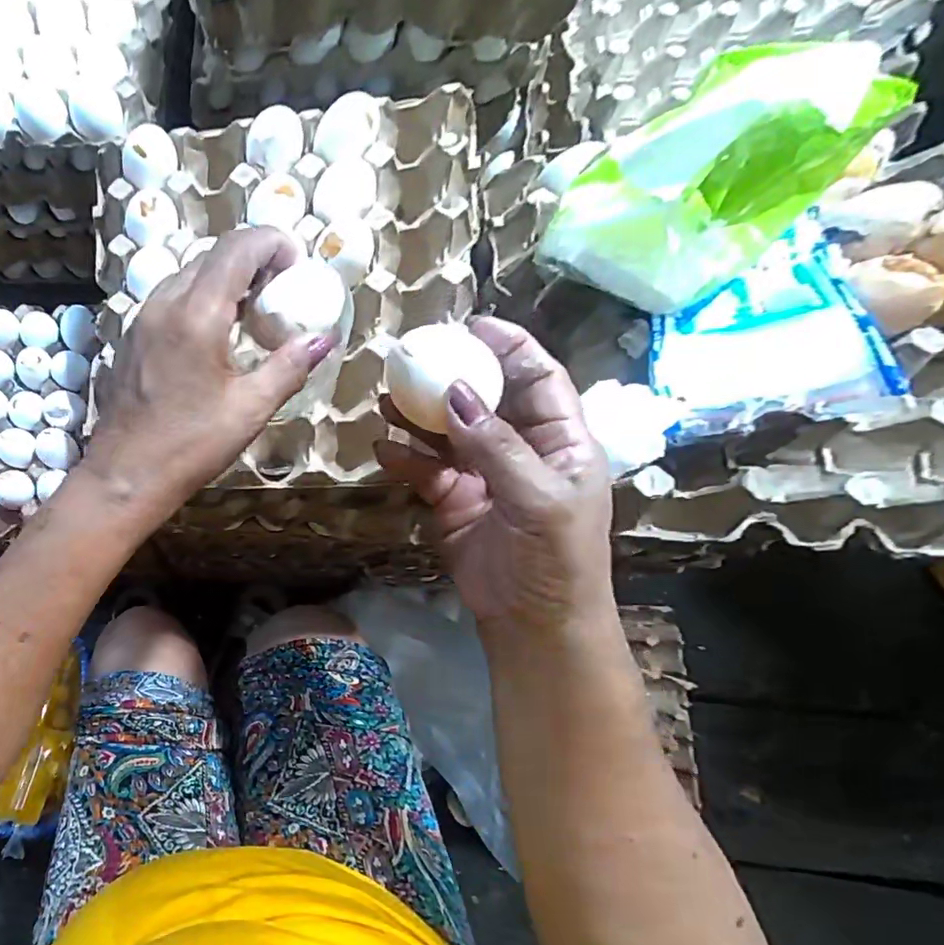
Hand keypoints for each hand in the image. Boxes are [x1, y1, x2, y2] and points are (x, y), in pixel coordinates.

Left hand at [83, 227, 335, 520]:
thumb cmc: (189, 447)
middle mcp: (163, 305)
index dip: (274, 244)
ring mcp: (139, 322)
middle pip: (211, 257)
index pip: (239, 247)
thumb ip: (289, 366)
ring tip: (248, 316)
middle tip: (278, 294)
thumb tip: (324, 338)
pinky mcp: (128, 342)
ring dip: (221, 282)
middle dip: (251, 262)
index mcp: (196, 314)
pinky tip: (211, 339)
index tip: (296, 270)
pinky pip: (167, 302)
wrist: (123, 477)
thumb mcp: (249, 409)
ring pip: (186, 277)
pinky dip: (196, 302)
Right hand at [373, 317, 612, 633]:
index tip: (471, 325)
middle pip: (483, 400)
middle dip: (451, 377)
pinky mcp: (452, 500)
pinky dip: (403, 458)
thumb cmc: (555, 557)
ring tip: (385, 399)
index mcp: (561, 440)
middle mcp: (520, 450)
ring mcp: (482, 475)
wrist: (531, 619)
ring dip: (418, 416)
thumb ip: (495, 444)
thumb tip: (454, 392)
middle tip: (412, 359)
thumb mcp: (536, 496)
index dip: (509, 348)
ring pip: (446, 433)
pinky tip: (382, 449)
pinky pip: (424, 469)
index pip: (537, 379)